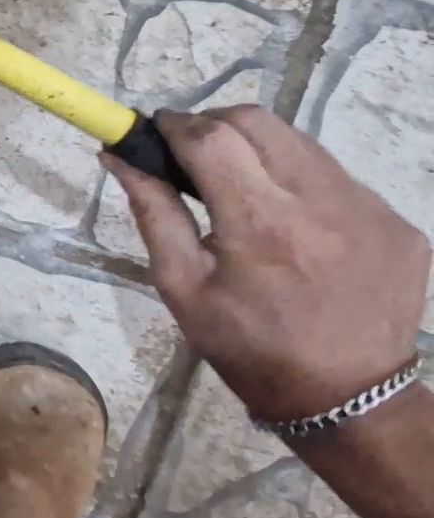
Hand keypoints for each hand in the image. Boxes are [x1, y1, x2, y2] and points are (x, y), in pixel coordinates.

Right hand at [102, 106, 429, 423]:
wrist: (344, 394)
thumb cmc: (241, 339)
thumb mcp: (177, 279)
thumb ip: (152, 209)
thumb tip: (117, 154)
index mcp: (263, 226)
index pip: (212, 138)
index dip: (174, 124)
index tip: (153, 128)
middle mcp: (325, 209)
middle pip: (260, 123)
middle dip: (214, 124)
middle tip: (190, 151)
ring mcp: (373, 215)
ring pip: (299, 142)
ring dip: (256, 147)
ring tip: (236, 183)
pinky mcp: (400, 227)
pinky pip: (335, 175)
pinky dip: (296, 177)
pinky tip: (284, 214)